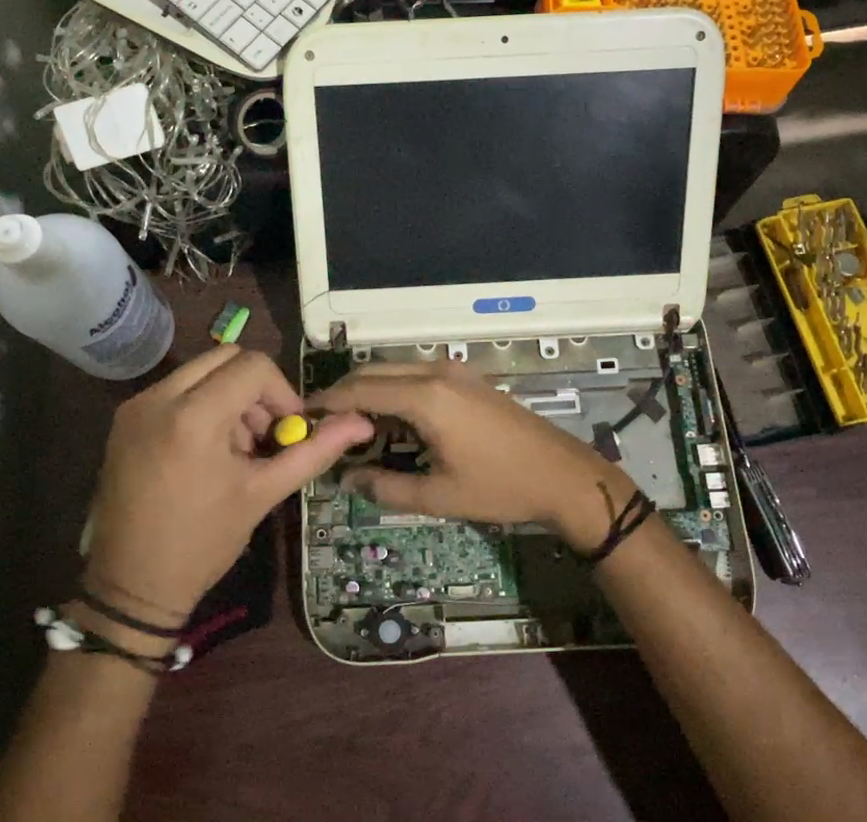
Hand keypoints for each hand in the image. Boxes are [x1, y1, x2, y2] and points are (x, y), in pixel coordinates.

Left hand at [87, 346, 373, 618]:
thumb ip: (314, 450)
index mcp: (193, 416)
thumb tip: (362, 424)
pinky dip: (200, 405)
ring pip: (200, 370)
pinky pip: (175, 389)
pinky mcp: (124, 419)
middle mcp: (158, 398)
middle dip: (255, 391)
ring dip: (228, 397)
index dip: (282, 394)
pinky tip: (205, 453)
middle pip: (226, 358)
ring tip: (234, 450)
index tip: (286, 433)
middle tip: (262, 438)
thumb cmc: (204, 542)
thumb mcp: (264, 493)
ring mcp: (135, 406)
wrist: (133, 584)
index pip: (253, 366)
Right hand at [311, 360, 636, 552]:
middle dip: (345, 393)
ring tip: (351, 425)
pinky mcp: (468, 379)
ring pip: (396, 369)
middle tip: (322, 423)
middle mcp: (437, 373)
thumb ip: (387, 487)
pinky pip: (418, 374)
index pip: (361, 390)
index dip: (329, 403)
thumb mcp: (440, 496)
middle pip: (375, 372)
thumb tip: (348, 479)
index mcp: (426, 397)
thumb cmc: (501, 488)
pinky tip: (390, 419)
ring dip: (370, 389)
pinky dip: (395, 389)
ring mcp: (455, 372)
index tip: (303, 418)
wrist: (564, 476)